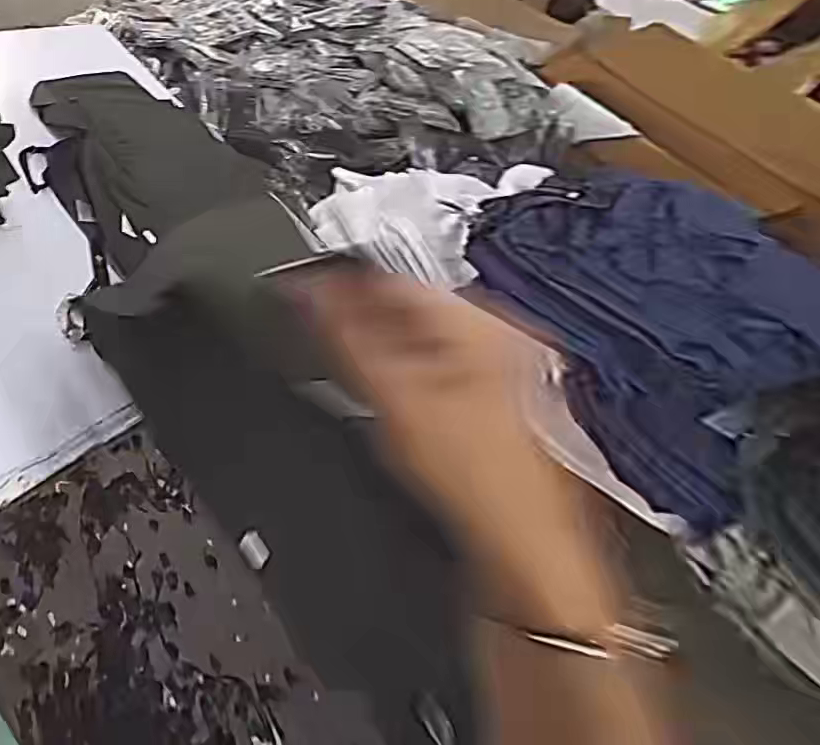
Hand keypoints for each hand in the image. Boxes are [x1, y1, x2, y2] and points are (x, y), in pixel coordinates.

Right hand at [295, 269, 618, 633]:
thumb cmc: (473, 477)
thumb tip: (306, 291)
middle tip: (320, 329)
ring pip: (416, 329)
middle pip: (406, 302)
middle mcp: (502, 336)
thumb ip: (342, 333)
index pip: (393, 277)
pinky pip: (431, 354)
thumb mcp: (388, 394)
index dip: (339, 282)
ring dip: (375, 338)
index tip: (300, 290)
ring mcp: (503, 362)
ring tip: (350, 362)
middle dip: (357, 314)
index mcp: (485, 326)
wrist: (519, 543)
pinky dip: (399, 360)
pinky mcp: (494, 386)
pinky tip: (383, 384)